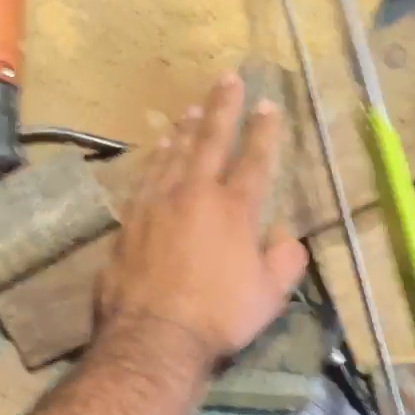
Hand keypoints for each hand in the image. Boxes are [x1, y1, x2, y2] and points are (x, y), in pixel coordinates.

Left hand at [97, 72, 307, 361]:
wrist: (153, 336)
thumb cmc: (219, 317)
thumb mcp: (269, 295)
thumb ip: (284, 259)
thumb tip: (284, 234)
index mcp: (234, 210)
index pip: (254, 161)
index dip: (263, 132)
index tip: (267, 104)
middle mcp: (195, 195)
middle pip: (210, 142)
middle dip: (222, 108)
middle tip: (227, 78)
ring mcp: (157, 205)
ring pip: (173, 155)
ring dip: (185, 129)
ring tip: (191, 108)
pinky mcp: (130, 221)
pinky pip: (145, 178)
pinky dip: (155, 159)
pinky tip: (157, 151)